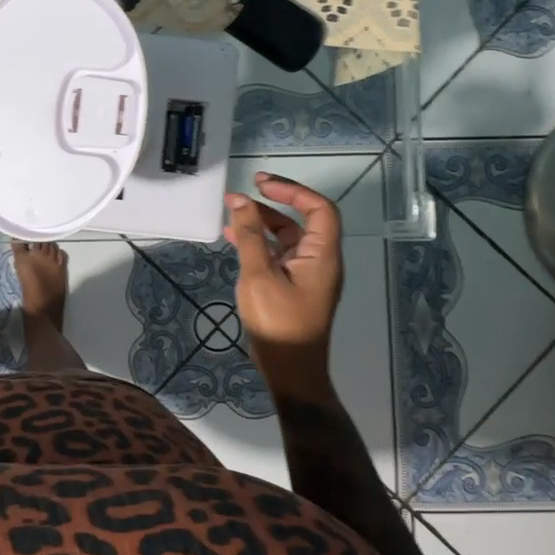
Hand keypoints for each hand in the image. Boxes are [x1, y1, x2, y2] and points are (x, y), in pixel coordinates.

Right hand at [225, 173, 343, 368]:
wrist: (290, 370)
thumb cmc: (278, 322)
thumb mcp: (259, 275)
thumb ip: (250, 236)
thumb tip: (240, 201)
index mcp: (322, 255)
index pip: (319, 209)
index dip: (292, 191)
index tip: (260, 184)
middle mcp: (319, 261)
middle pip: (303, 220)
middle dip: (273, 203)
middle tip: (244, 192)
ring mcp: (307, 275)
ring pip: (287, 237)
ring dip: (262, 222)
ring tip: (232, 213)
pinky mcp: (293, 287)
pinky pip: (278, 255)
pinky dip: (258, 243)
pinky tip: (233, 238)